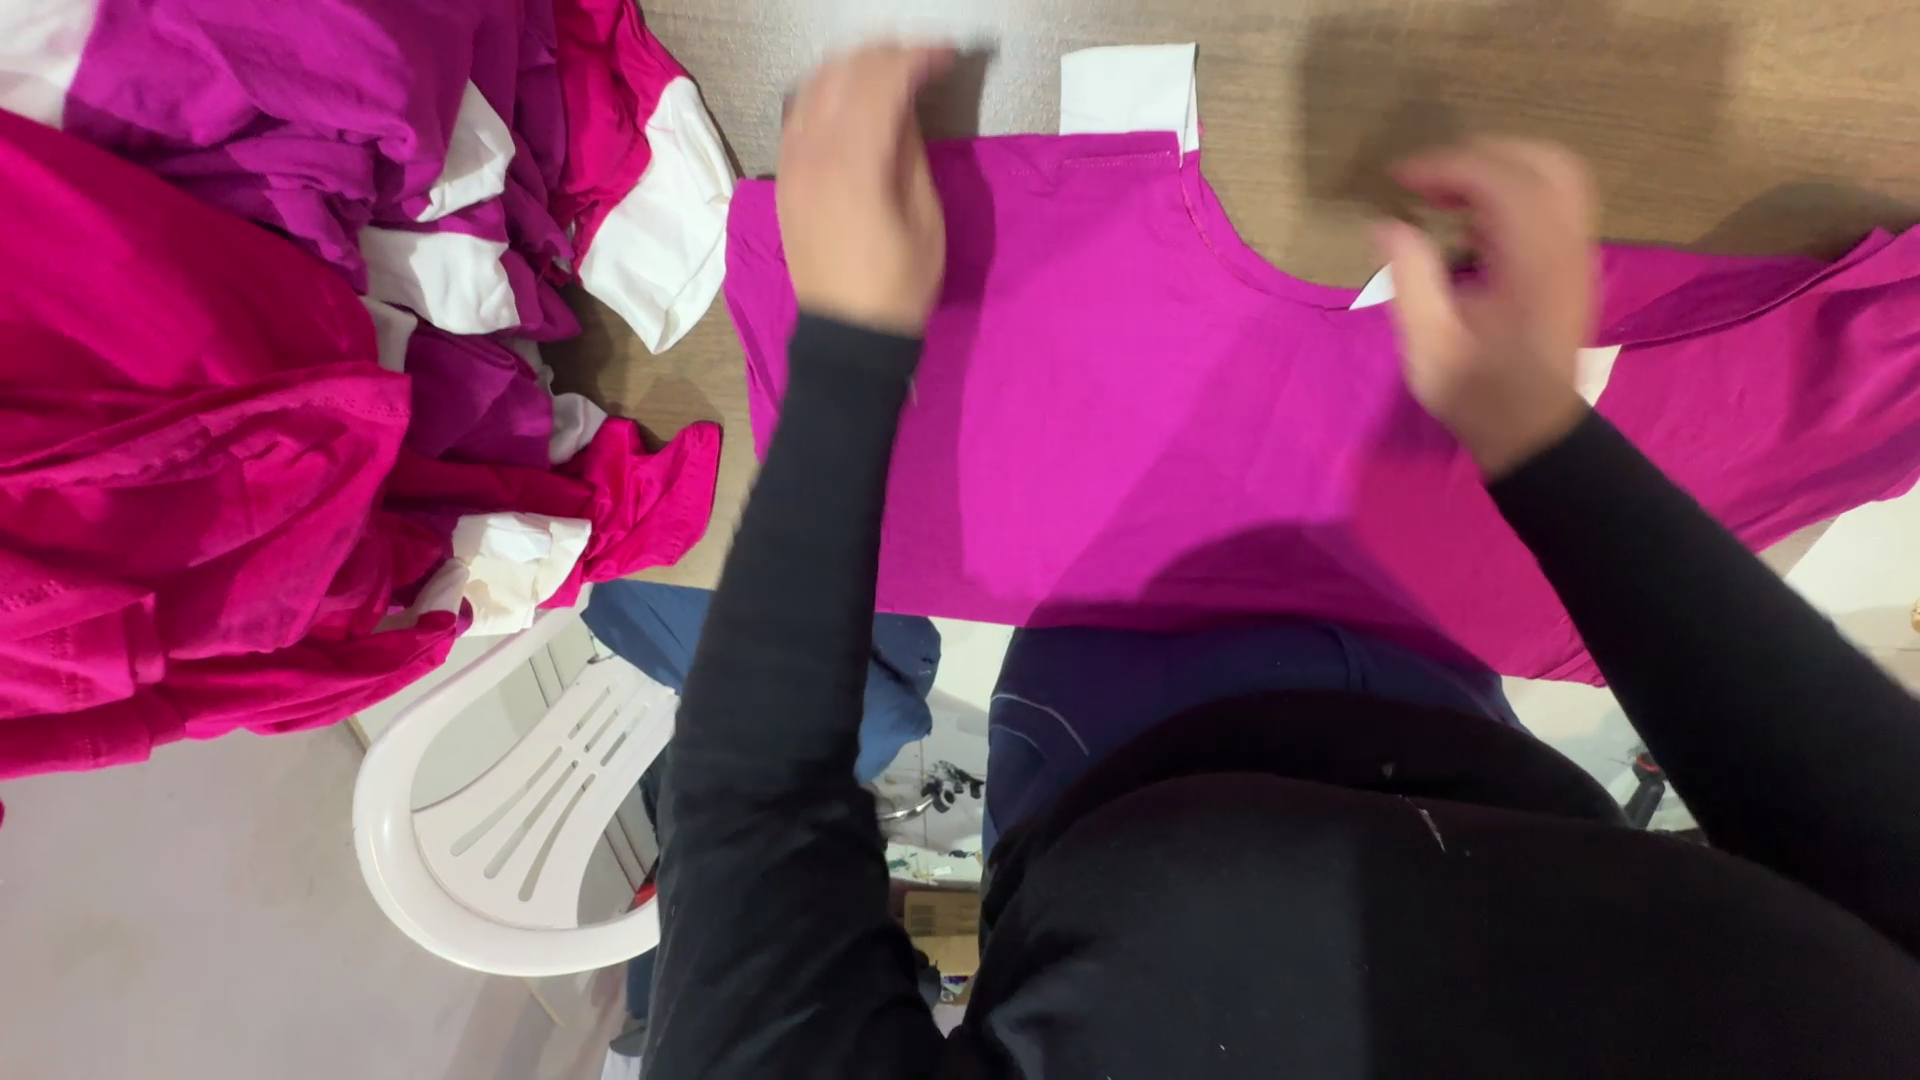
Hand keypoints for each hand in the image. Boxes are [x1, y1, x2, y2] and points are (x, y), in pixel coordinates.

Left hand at [778, 44, 952, 335]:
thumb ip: (911, 153)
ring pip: (813, 86)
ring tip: (886, 76)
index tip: (945, 58)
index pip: (883, 79)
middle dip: (885, 55)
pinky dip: (823, 96)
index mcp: (856, 163)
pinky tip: (846, 106)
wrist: (848, 336)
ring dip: (851, 69)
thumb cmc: (898, 288)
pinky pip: (796, 116)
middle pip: (844, 70)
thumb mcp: (925, 221)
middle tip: (919, 62)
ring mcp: (791, 165)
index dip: (918, 58)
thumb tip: (905, 109)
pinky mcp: (783, 181)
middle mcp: (814, 152)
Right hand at [1374, 138, 1597, 476]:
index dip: (1448, 166)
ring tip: (1442, 194)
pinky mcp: (1569, 265)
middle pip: (1541, 163)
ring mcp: (1575, 253)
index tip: (1397, 178)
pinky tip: (1469, 223)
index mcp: (1532, 262)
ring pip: (1554, 178)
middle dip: (1478, 157)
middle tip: (1422, 179)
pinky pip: (1552, 205)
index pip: (1501, 181)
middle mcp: (1566, 245)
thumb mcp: (1428, 344)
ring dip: (1498, 172)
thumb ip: (1410, 278)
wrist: (1530, 428)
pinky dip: (1511, 195)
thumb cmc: (1474, 393)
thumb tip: (1386, 226)